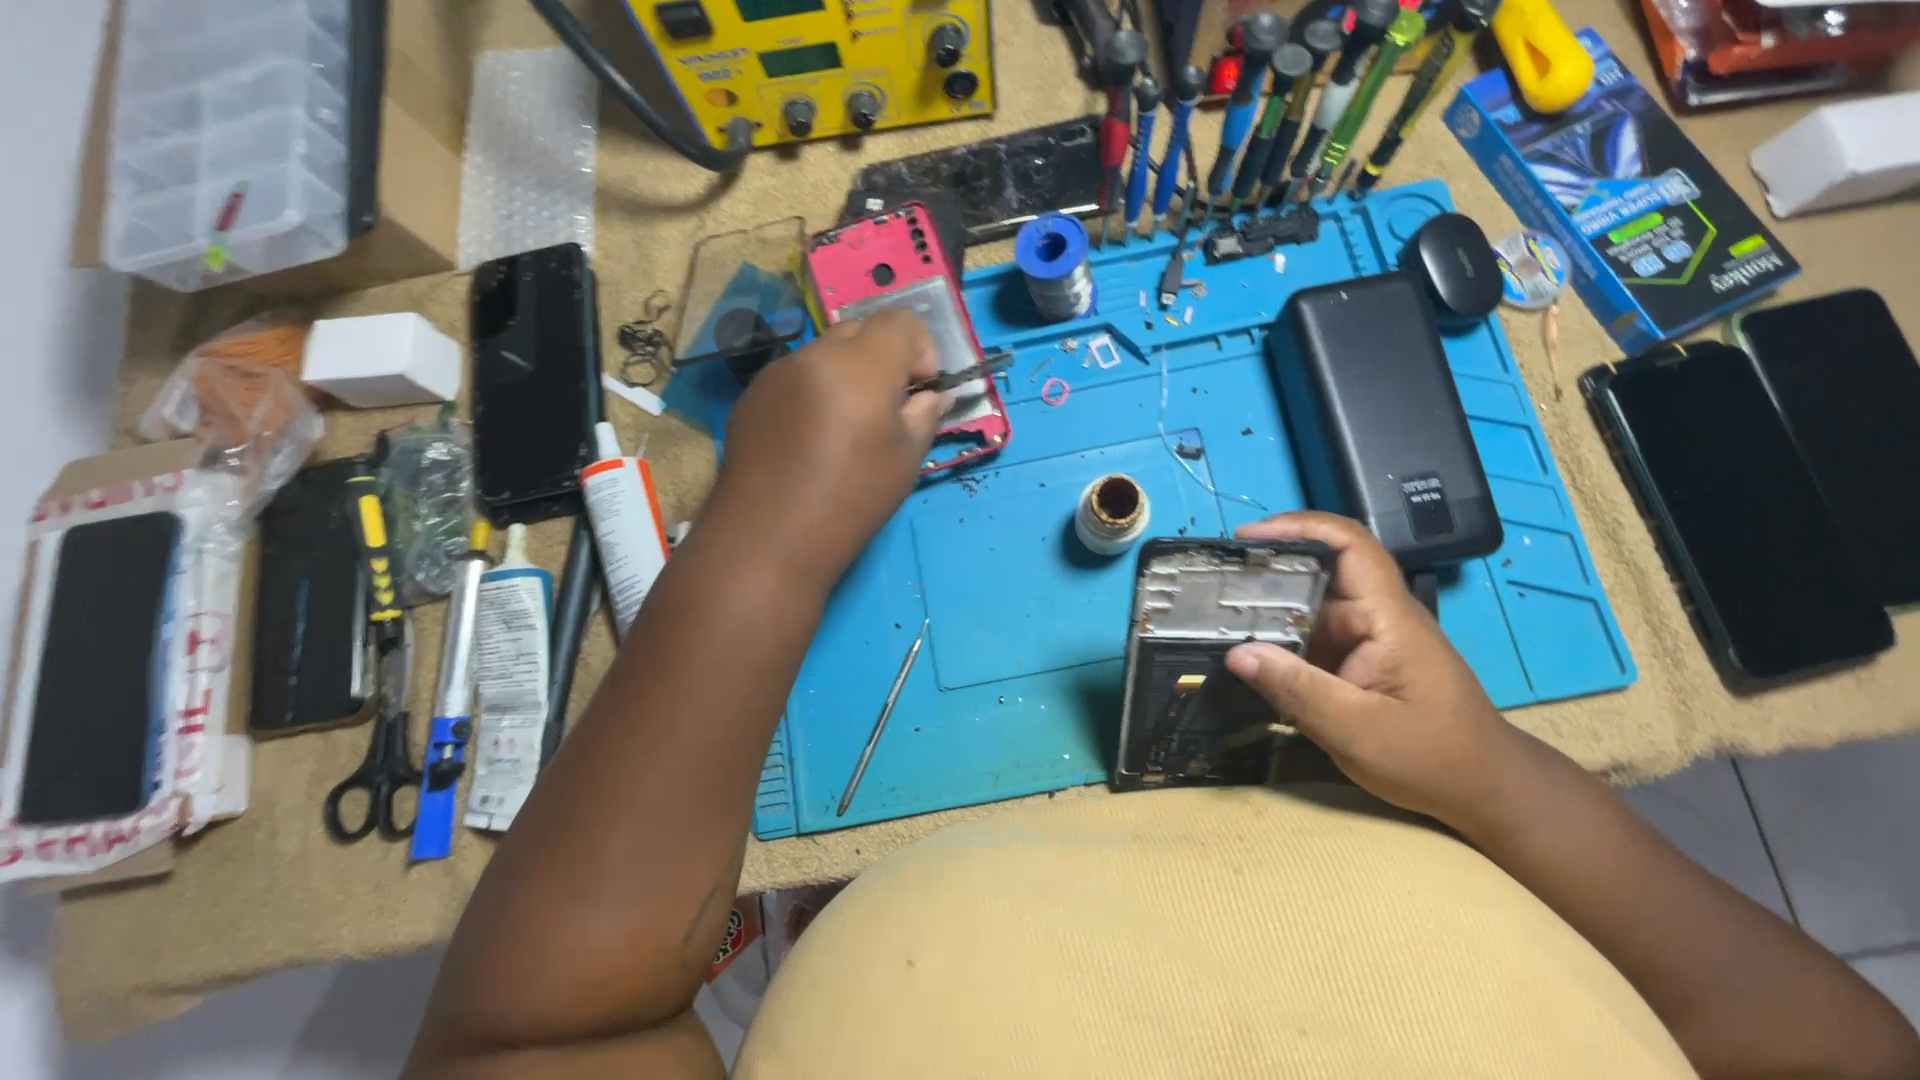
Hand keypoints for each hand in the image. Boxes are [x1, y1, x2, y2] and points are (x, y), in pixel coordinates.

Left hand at [709, 310, 950, 581]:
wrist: (769, 537)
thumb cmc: (850, 500)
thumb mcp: (905, 459)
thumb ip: (924, 415)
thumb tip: (931, 395)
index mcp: (861, 366)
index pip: (901, 322)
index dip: (921, 348)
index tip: (921, 388)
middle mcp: (815, 356)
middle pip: (860, 331)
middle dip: (883, 358)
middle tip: (888, 408)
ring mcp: (777, 373)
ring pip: (824, 354)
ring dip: (846, 374)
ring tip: (846, 428)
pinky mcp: (752, 396)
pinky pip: (794, 377)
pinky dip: (813, 392)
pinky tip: (809, 440)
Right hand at [1222, 511, 1523, 829]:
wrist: (1482, 790)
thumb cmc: (1432, 757)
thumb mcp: (1358, 731)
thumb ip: (1298, 690)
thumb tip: (1237, 653)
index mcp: (1387, 618)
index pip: (1350, 546)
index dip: (1301, 527)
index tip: (1248, 537)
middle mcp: (1374, 618)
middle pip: (1317, 574)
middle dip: (1265, 571)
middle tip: (1212, 584)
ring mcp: (1364, 640)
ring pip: (1307, 609)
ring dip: (1264, 610)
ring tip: (1212, 618)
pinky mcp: (1355, 663)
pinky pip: (1309, 640)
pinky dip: (1275, 642)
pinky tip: (1242, 654)